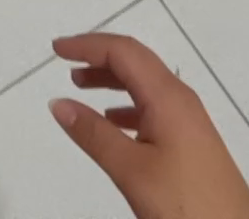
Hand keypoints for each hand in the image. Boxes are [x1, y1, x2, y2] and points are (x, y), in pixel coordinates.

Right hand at [50, 32, 248, 218]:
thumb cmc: (184, 204)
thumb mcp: (132, 170)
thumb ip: (93, 134)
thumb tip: (57, 102)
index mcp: (167, 95)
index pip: (123, 51)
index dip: (88, 45)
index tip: (56, 49)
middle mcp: (180, 98)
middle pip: (135, 60)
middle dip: (98, 55)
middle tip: (64, 60)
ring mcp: (189, 119)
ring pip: (144, 82)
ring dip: (112, 78)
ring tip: (80, 86)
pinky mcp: (192, 141)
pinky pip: (153, 105)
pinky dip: (127, 103)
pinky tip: (114, 121)